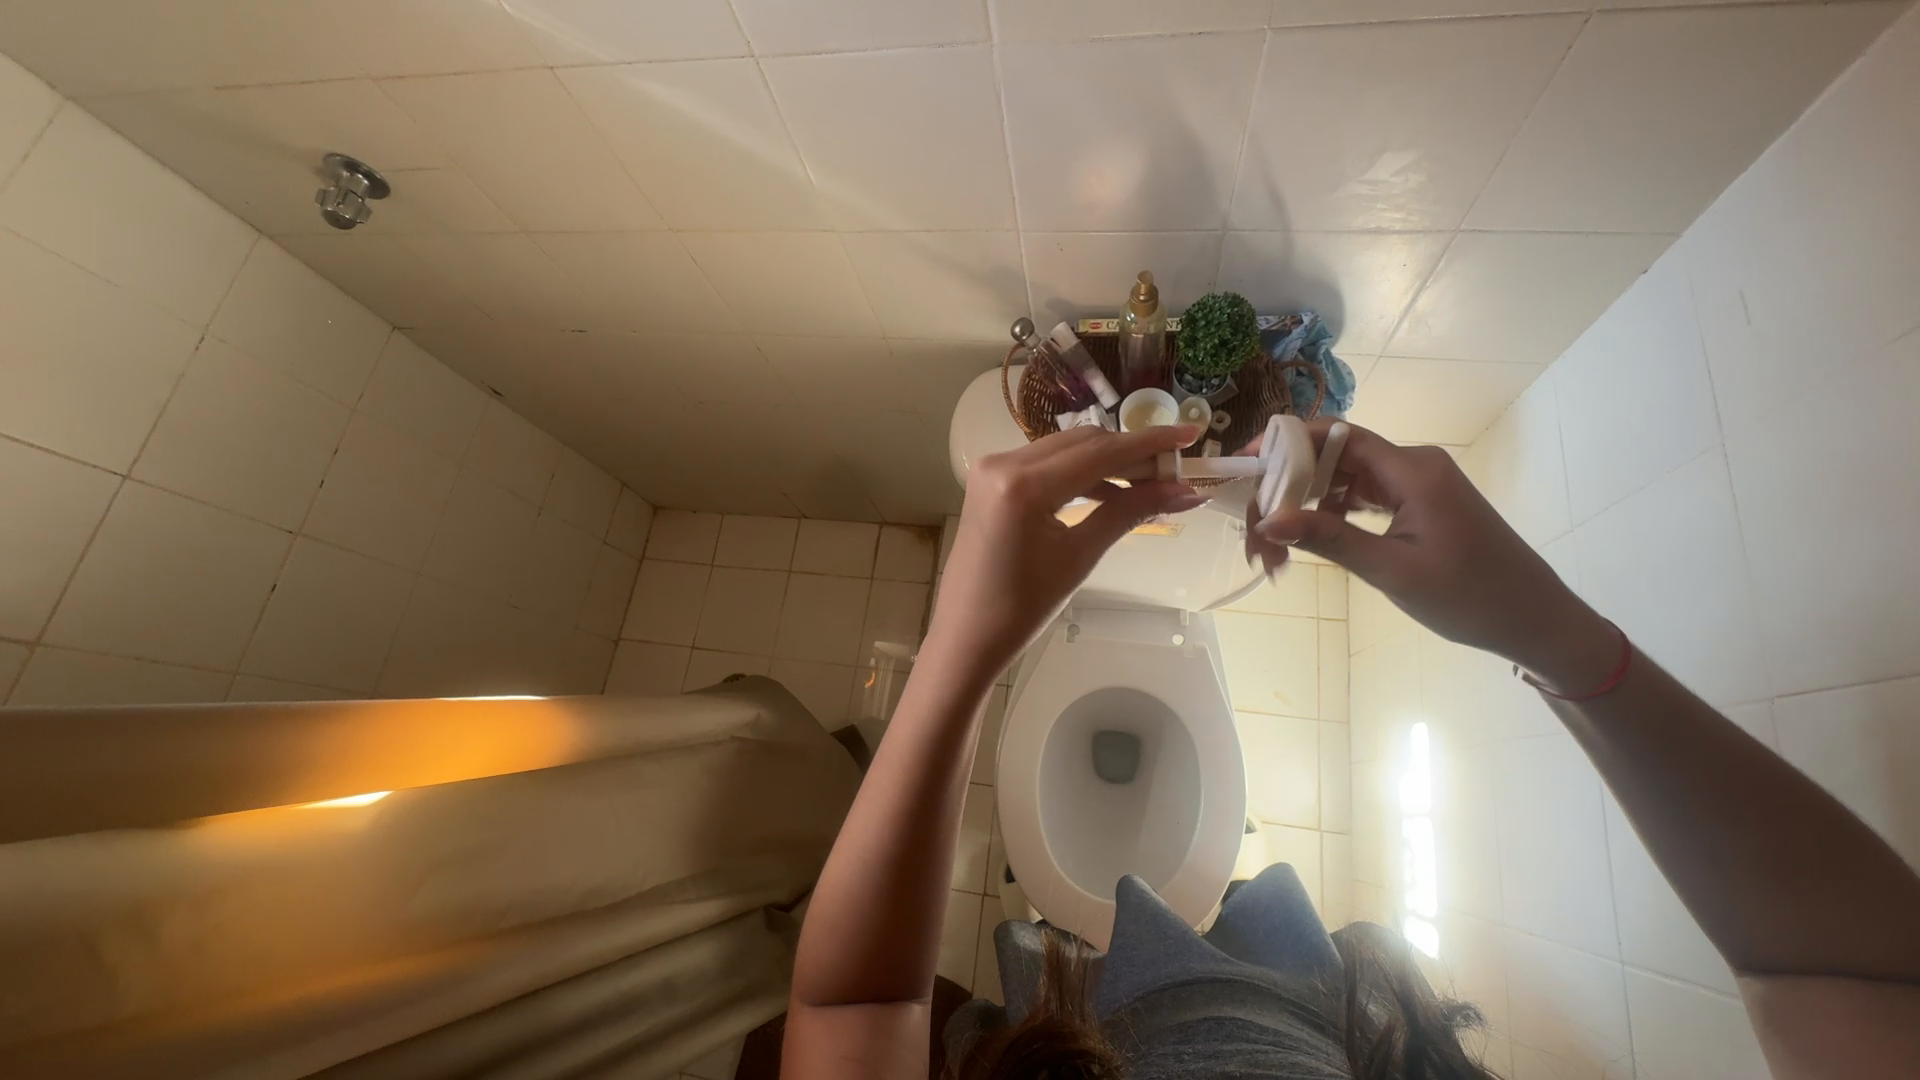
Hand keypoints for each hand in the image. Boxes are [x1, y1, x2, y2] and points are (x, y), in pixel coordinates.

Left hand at [931, 424, 1206, 675]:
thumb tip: (1186, 492)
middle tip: (1175, 470)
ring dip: (1107, 462)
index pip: (1100, 452)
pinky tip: (1110, 491)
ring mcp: (992, 468)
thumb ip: (1130, 512)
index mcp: (1023, 485)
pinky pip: (1044, 464)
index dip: (1150, 442)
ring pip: (1064, 449)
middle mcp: (1003, 463)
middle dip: (1131, 453)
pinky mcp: (990, 480)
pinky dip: (1078, 473)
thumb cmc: (1022, 608)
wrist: (966, 635)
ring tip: (1149, 483)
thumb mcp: (1080, 556)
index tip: (1191, 436)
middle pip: (1083, 442)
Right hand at [1244, 419, 1615, 691]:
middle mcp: (1412, 466)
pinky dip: (1330, 517)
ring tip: (1275, 547)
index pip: (1338, 435)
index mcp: (1413, 470)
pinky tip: (1308, 542)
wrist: (1535, 622)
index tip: (1247, 461)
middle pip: (1333, 458)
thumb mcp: (1392, 570)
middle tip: (1255, 528)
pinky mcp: (1416, 505)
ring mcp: (1415, 485)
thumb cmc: (1470, 597)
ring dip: (1305, 508)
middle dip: (1288, 489)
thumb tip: (1266, 522)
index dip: (1288, 441)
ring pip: (1342, 481)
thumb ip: (1328, 539)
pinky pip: (1360, 498)